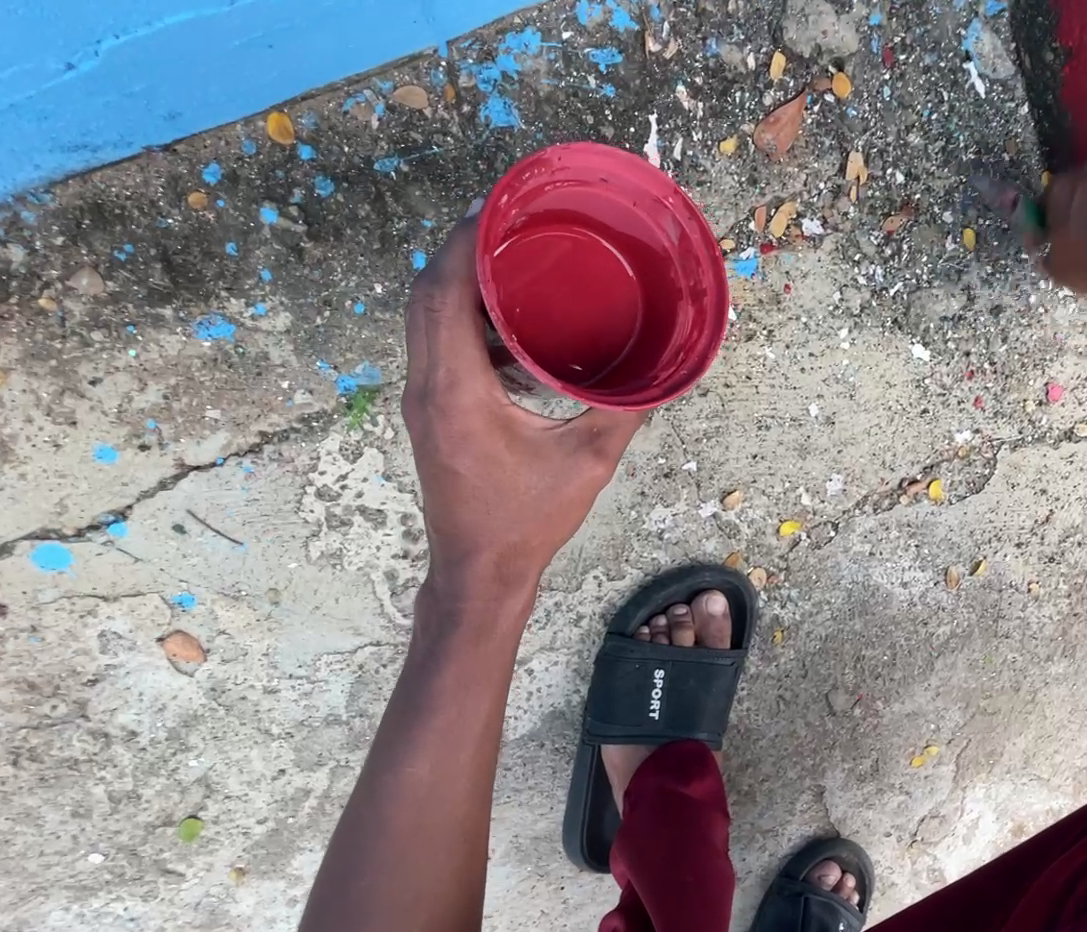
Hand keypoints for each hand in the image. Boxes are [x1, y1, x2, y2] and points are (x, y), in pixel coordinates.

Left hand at [402, 208, 647, 603]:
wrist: (479, 571)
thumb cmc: (528, 522)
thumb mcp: (588, 464)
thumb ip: (623, 412)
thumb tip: (662, 370)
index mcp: (457, 391)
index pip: (444, 293)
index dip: (465, 241)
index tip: (498, 205)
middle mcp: (428, 386)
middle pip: (427, 294)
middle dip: (463, 250)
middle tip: (512, 222)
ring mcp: (424, 400)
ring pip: (427, 319)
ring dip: (462, 283)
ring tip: (513, 262)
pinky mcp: (433, 412)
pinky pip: (439, 346)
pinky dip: (466, 320)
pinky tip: (510, 326)